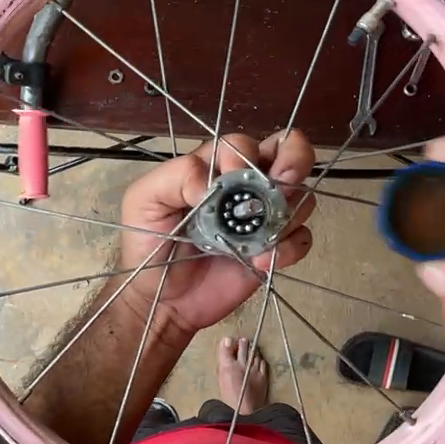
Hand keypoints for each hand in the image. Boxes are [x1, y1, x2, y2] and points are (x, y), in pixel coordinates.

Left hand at [117, 131, 316, 340]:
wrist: (160, 299)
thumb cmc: (148, 244)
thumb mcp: (144, 200)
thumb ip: (176, 177)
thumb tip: (212, 181)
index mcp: (214, 168)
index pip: (242, 144)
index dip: (243, 154)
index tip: (231, 177)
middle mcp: (244, 188)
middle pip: (286, 153)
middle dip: (294, 158)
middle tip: (284, 178)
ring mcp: (262, 219)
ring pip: (301, 195)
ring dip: (290, 210)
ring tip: (263, 235)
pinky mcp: (273, 251)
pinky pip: (300, 238)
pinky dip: (289, 247)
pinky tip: (260, 261)